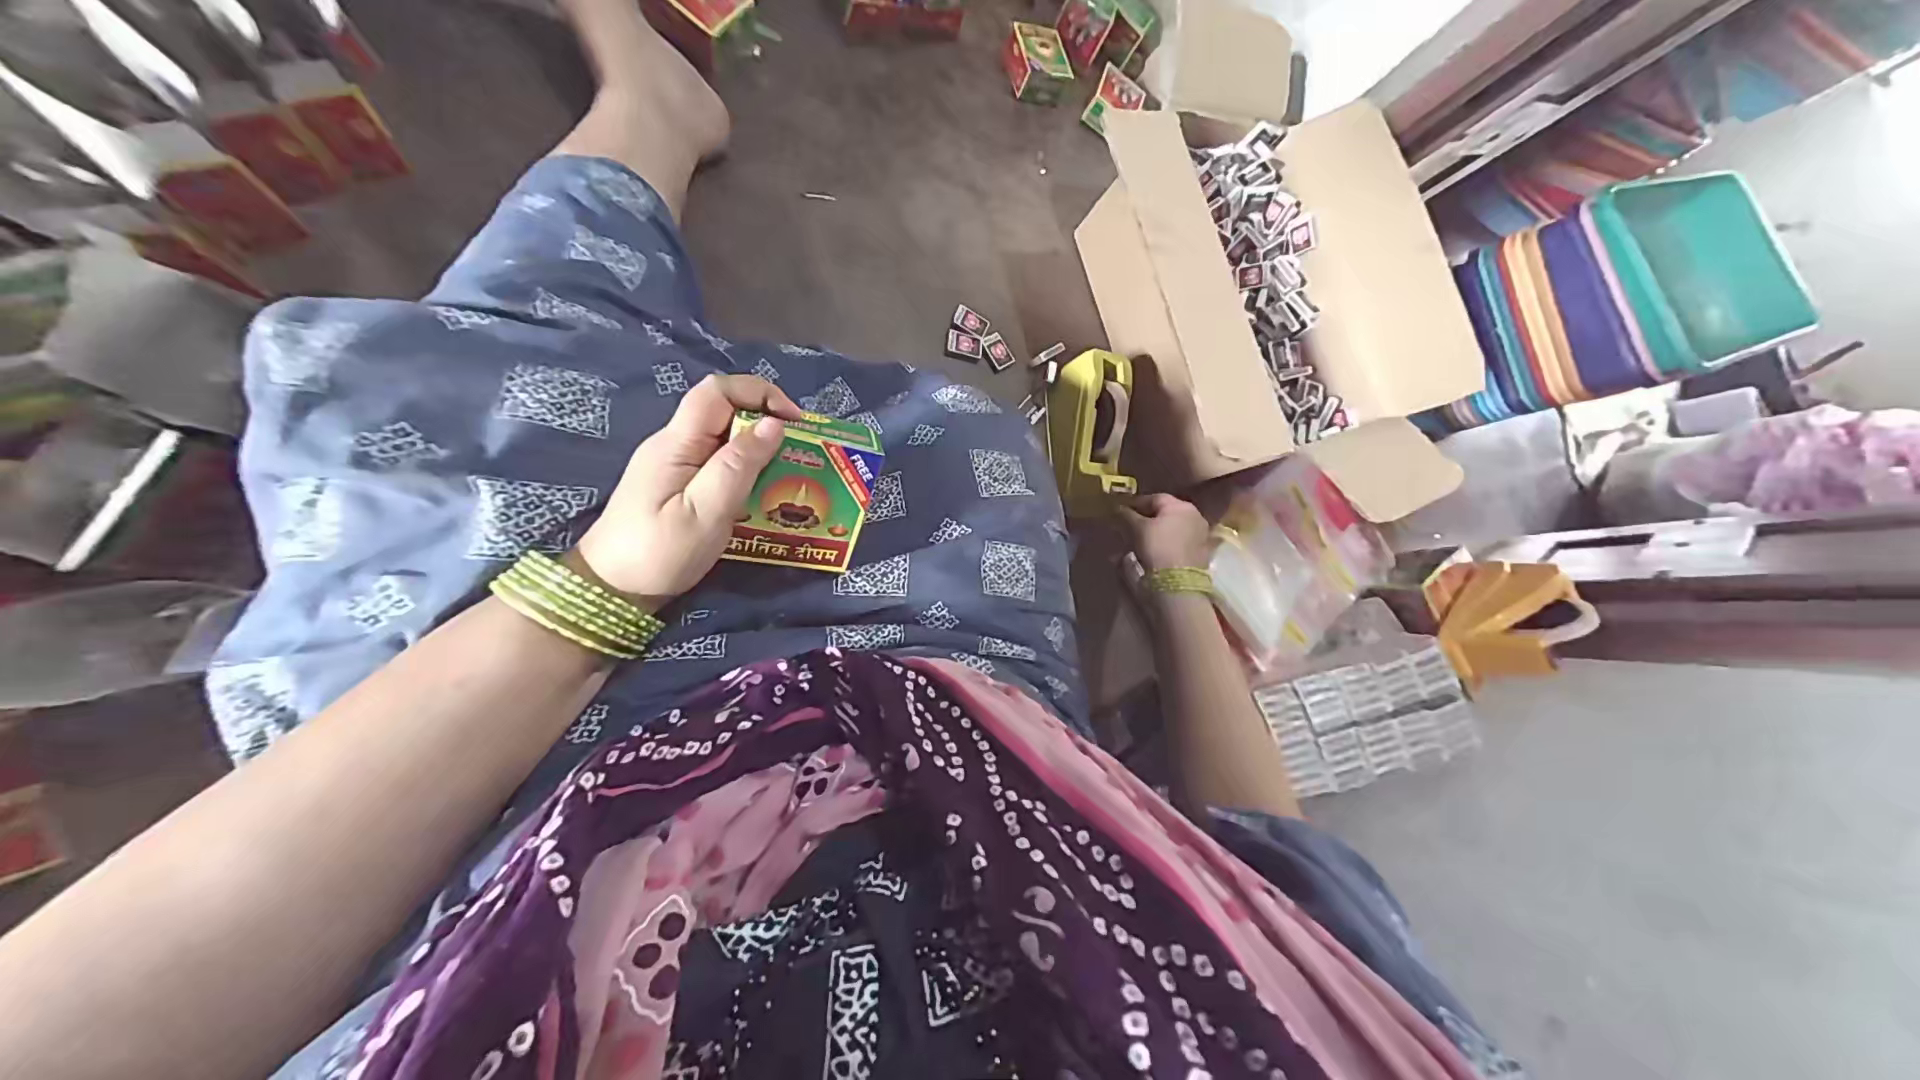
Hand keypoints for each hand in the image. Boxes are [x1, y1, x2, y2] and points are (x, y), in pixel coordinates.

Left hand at [574, 374, 802, 609]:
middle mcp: (674, 444)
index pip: (719, 391)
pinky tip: (760, 493)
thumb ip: (739, 465)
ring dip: (759, 448)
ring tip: (787, 474)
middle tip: (800, 452)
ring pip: (723, 438)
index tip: (796, 421)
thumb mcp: (706, 511)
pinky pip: (717, 463)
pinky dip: (745, 469)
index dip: (761, 393)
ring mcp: (673, 465)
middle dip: (766, 422)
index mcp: (677, 442)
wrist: (611, 589)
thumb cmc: (659, 552)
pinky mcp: (677, 485)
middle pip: (724, 411)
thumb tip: (774, 424)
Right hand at [1117, 494, 1210, 572]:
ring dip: (1153, 532)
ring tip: (1136, 541)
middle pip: (1164, 513)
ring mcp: (1200, 534)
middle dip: (1144, 519)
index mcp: (1181, 506)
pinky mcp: (1200, 552)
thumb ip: (1126, 515)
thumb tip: (1116, 507)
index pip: (1153, 498)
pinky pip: (1176, 542)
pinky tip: (1152, 551)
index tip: (1119, 511)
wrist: (1179, 582)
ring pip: (1170, 528)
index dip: (1134, 504)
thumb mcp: (1137, 528)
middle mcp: (1195, 516)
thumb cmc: (1158, 547)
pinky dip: (1163, 544)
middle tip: (1127, 526)